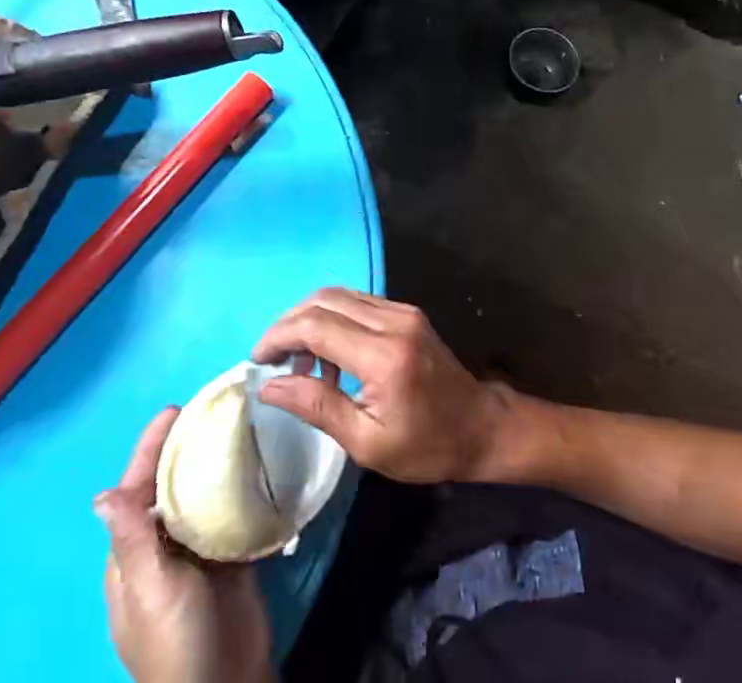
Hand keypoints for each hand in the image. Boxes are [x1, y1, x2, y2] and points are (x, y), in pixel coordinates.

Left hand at [96, 408, 273, 682]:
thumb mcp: (150, 587)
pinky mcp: (230, 560)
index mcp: (134, 551)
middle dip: (186, 449)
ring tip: (239, 429)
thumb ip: (132, 539)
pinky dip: (241, 493)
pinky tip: (258, 467)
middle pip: (172, 486)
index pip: (138, 487)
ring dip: (215, 466)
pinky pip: (232, 517)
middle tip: (214, 413)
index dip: (151, 448)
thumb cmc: (175, 638)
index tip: (173, 411)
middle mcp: (163, 546)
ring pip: (203, 498)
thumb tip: (102, 492)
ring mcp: (197, 553)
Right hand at [251, 288, 502, 483]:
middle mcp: (392, 321)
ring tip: (296, 360)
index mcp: (383, 356)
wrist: (483, 427)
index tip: (258, 361)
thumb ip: (317, 407)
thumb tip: (270, 386)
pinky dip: (330, 319)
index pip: (315, 326)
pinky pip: (356, 302)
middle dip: (288, 324)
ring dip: (308, 319)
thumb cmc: (427, 446)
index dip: (279, 338)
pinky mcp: (406, 312)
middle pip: (323, 301)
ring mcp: (402, 312)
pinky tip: (326, 352)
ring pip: (338, 296)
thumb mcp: (368, 443)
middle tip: (271, 358)